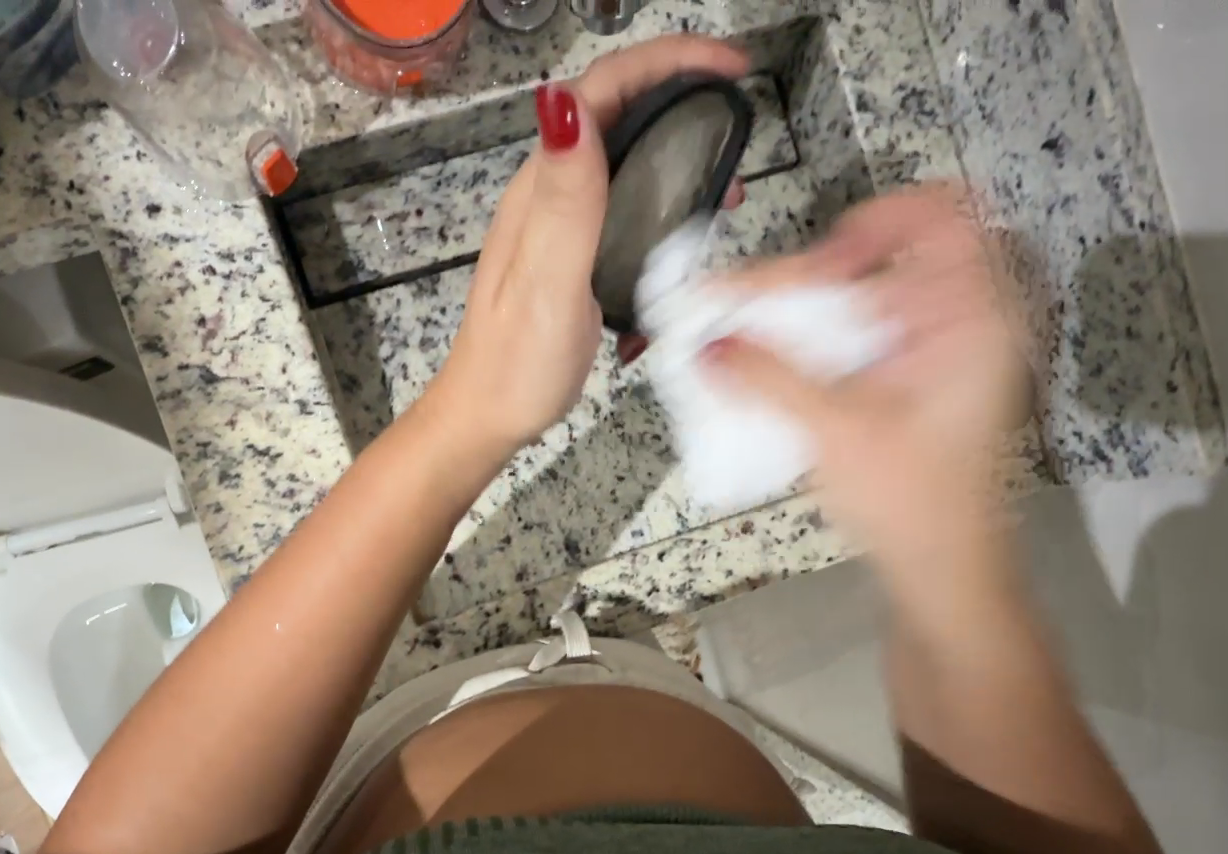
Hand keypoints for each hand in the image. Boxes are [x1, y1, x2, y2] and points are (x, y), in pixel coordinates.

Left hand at [425, 36, 749, 455]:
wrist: (488, 416)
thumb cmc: (517, 363)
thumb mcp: (546, 283)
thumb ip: (564, 200)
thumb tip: (566, 101)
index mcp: (543, 189)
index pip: (602, 91)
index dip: (667, 62)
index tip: (732, 70)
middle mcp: (552, 195)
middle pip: (621, 117)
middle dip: (686, 105)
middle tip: (739, 142)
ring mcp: (565, 227)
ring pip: (629, 163)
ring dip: (682, 159)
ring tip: (727, 195)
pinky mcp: (578, 258)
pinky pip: (628, 209)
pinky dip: (668, 205)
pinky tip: (689, 237)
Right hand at [705, 185, 1031, 584]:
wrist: (942, 572)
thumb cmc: (911, 504)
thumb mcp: (836, 433)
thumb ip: (768, 380)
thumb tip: (705, 344)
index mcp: (971, 317)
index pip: (941, 217)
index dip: (878, 221)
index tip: (821, 264)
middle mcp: (961, 323)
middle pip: (890, 258)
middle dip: (819, 275)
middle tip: (763, 305)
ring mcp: (937, 355)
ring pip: (869, 300)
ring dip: (810, 310)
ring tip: (753, 330)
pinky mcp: (912, 384)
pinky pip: (862, 338)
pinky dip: (817, 341)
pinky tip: (775, 362)